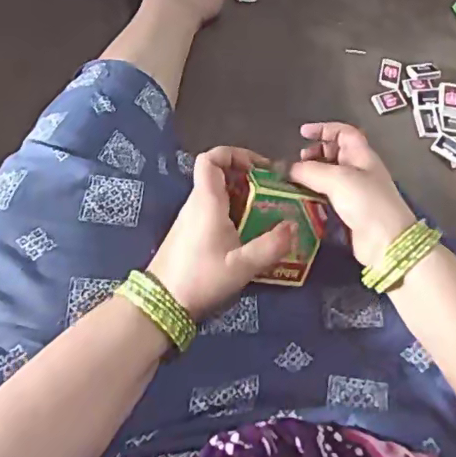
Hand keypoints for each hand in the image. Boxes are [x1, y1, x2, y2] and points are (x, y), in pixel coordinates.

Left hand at [146, 146, 293, 320]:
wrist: (162, 302)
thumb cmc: (201, 278)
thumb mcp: (242, 265)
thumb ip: (271, 246)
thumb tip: (292, 226)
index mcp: (207, 201)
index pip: (211, 158)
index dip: (235, 154)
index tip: (259, 168)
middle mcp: (197, 203)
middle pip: (219, 174)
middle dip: (247, 178)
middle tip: (272, 192)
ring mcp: (191, 218)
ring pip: (218, 194)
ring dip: (242, 197)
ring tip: (266, 214)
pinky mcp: (190, 233)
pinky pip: (214, 211)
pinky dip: (233, 213)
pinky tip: (248, 234)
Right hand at [288, 122, 418, 268]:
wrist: (386, 241)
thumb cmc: (366, 201)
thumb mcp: (337, 178)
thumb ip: (309, 170)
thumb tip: (287, 169)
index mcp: (362, 155)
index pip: (343, 132)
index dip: (324, 128)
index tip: (302, 133)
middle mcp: (359, 170)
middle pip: (335, 152)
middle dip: (315, 153)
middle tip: (299, 161)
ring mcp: (354, 191)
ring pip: (329, 175)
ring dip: (312, 174)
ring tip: (296, 180)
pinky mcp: (348, 211)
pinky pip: (327, 195)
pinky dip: (313, 193)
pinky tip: (301, 199)